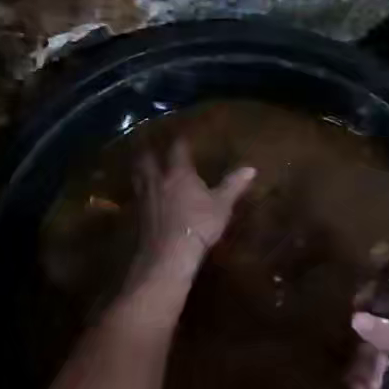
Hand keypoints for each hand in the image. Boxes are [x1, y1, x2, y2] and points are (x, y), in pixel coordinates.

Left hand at [133, 139, 254, 275]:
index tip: (183, 132)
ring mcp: (145, 198)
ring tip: (141, 162)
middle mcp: (157, 180)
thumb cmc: (198, 225)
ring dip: (139, 166)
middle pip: (148, 157)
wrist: (168, 255)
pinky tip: (143, 193)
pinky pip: (137, 194)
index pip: (178, 148)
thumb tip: (251, 168)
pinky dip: (139, 188)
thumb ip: (233, 185)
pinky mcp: (138, 215)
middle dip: (149, 147)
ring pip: (138, 175)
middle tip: (148, 139)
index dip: (181, 140)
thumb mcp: (222, 205)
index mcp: (178, 173)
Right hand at [347, 313, 388, 388]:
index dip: (374, 302)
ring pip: (366, 352)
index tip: (356, 308)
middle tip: (377, 369)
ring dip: (362, 366)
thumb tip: (356, 317)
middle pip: (374, 329)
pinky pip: (364, 375)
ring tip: (370, 387)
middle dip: (368, 348)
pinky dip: (358, 380)